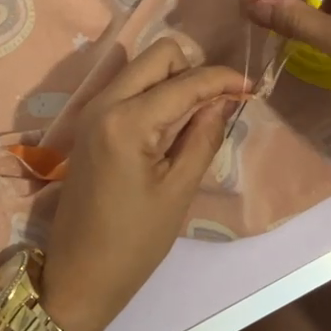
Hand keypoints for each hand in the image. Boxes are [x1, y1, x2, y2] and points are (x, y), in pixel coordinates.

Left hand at [39, 39, 245, 330]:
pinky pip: (127, 85)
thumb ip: (203, 137)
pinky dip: (153, 91)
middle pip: (158, 55)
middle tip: (218, 103)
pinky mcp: (89, 121)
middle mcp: (104, 102)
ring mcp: (92, 109)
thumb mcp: (178, 192)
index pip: (184, 82)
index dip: (222, 79)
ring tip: (197, 115)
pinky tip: (171, 122)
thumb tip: (223, 99)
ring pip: (141, 66)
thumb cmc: (134, 243)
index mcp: (127, 121)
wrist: (78, 275)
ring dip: (172, 78)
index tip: (252, 86)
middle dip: (193, 70)